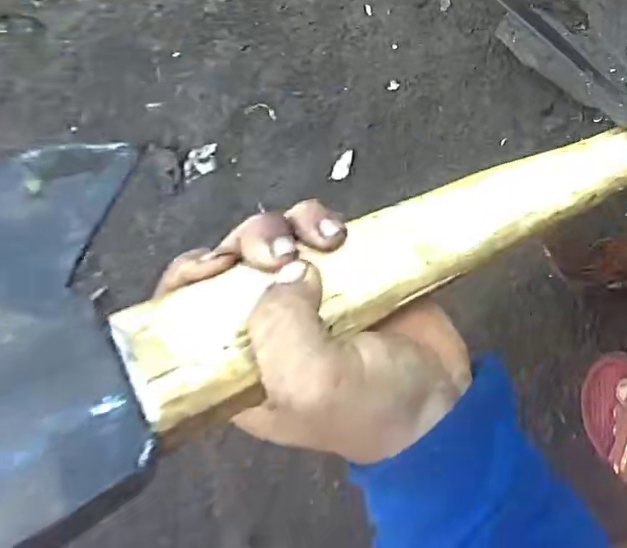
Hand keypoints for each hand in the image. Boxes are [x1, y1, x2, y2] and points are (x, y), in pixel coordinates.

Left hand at [154, 201, 472, 463]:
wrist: (441, 395)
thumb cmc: (370, 405)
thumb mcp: (311, 385)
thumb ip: (282, 329)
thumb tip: (288, 268)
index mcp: (238, 362)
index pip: (185, 311)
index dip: (190, 278)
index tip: (219, 264)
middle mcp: (265, 321)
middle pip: (233, 258)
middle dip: (253, 241)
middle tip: (283, 253)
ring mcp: (308, 290)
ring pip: (278, 233)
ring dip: (293, 223)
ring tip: (328, 237)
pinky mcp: (346, 266)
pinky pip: (318, 227)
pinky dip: (322, 219)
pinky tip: (342, 231)